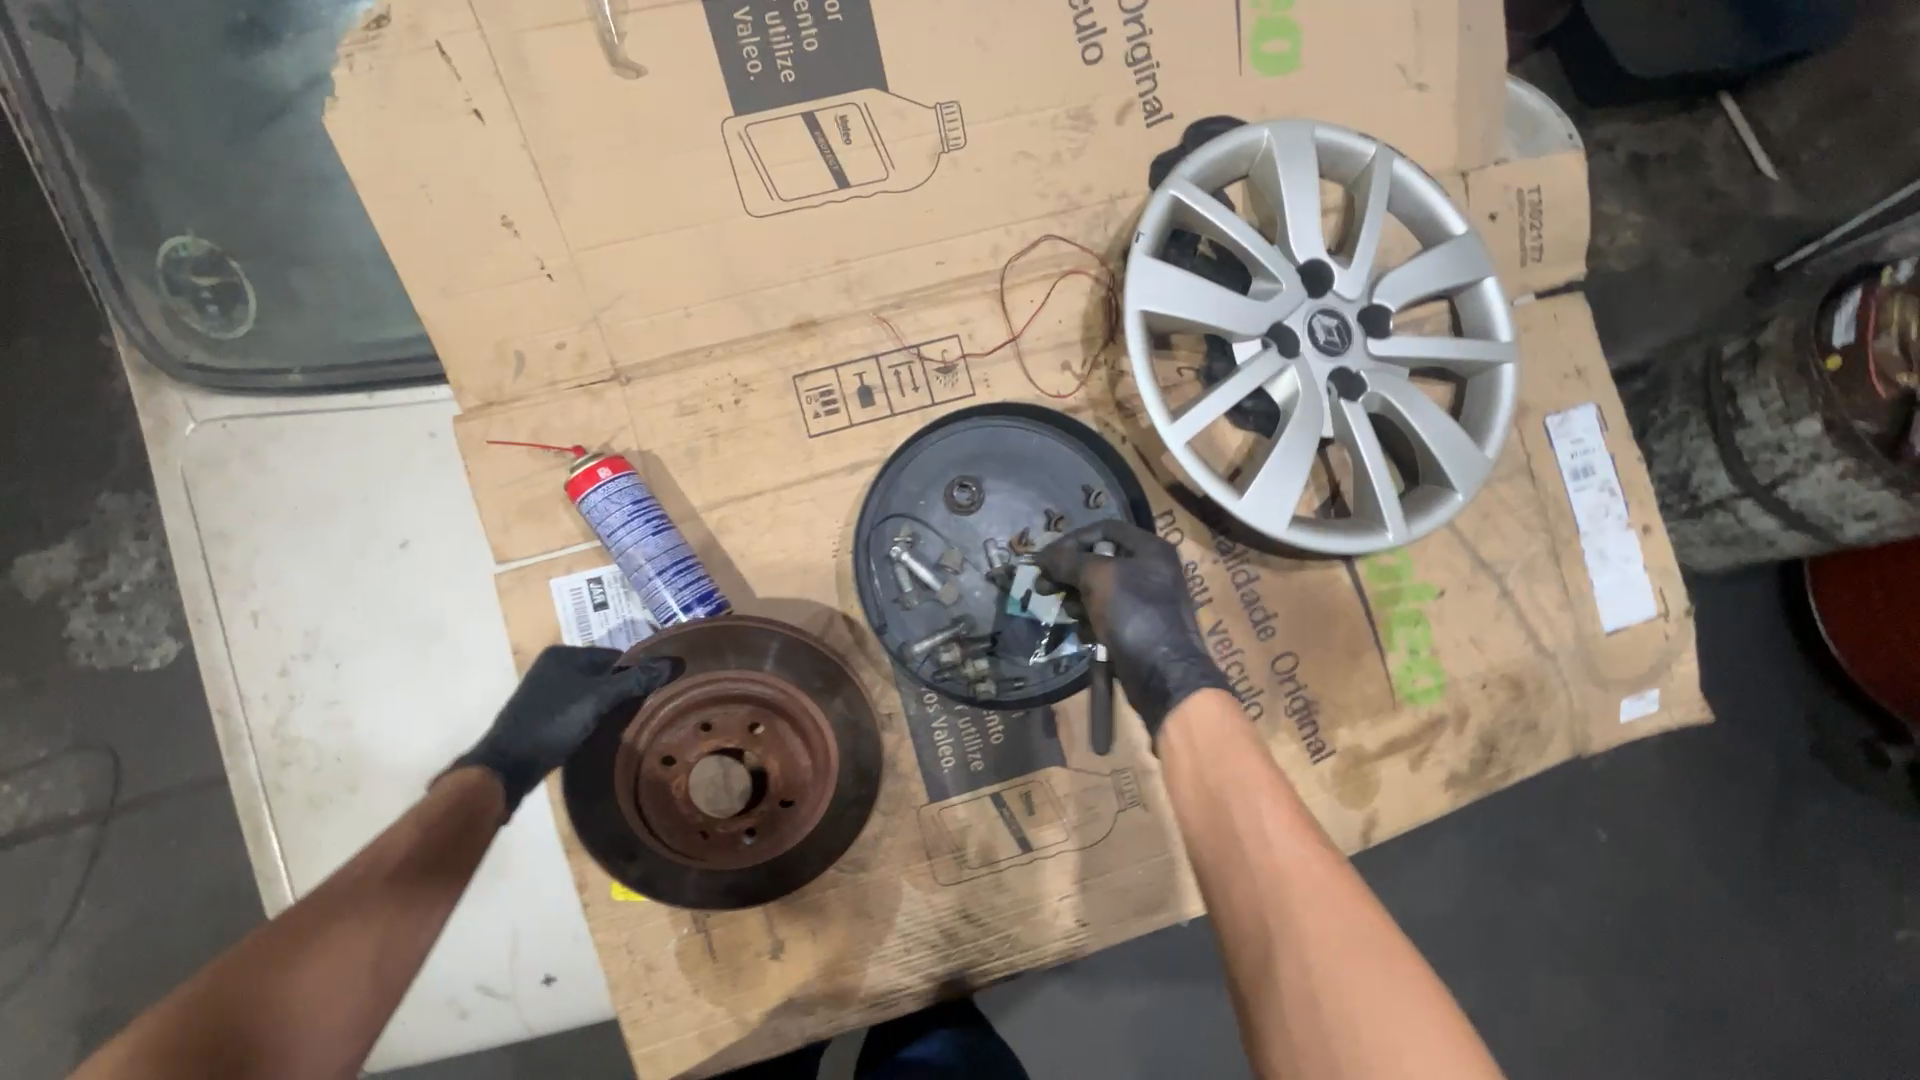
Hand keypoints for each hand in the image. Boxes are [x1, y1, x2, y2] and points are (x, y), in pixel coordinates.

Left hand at [448, 646, 676, 813]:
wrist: (506, 766)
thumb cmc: (552, 723)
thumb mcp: (599, 699)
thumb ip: (635, 680)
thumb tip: (673, 663)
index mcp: (564, 653)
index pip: (616, 656)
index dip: (637, 672)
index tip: (656, 692)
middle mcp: (553, 667)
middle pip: (605, 674)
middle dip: (624, 690)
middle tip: (646, 709)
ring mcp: (546, 691)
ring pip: (593, 693)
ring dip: (609, 705)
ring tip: (629, 721)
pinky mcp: (543, 715)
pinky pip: (580, 708)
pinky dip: (594, 717)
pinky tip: (604, 731)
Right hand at [1038, 521, 1232, 743]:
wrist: (1162, 671)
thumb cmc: (1133, 612)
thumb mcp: (1097, 576)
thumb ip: (1068, 561)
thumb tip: (1043, 557)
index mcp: (1150, 548)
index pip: (1105, 529)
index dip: (1073, 539)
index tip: (1047, 557)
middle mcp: (1150, 570)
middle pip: (1099, 560)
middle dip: (1068, 572)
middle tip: (1042, 585)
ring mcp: (1145, 601)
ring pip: (1099, 590)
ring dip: (1076, 598)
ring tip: (1063, 610)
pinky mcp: (1137, 627)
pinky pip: (1106, 614)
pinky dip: (1091, 620)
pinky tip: (1084, 631)